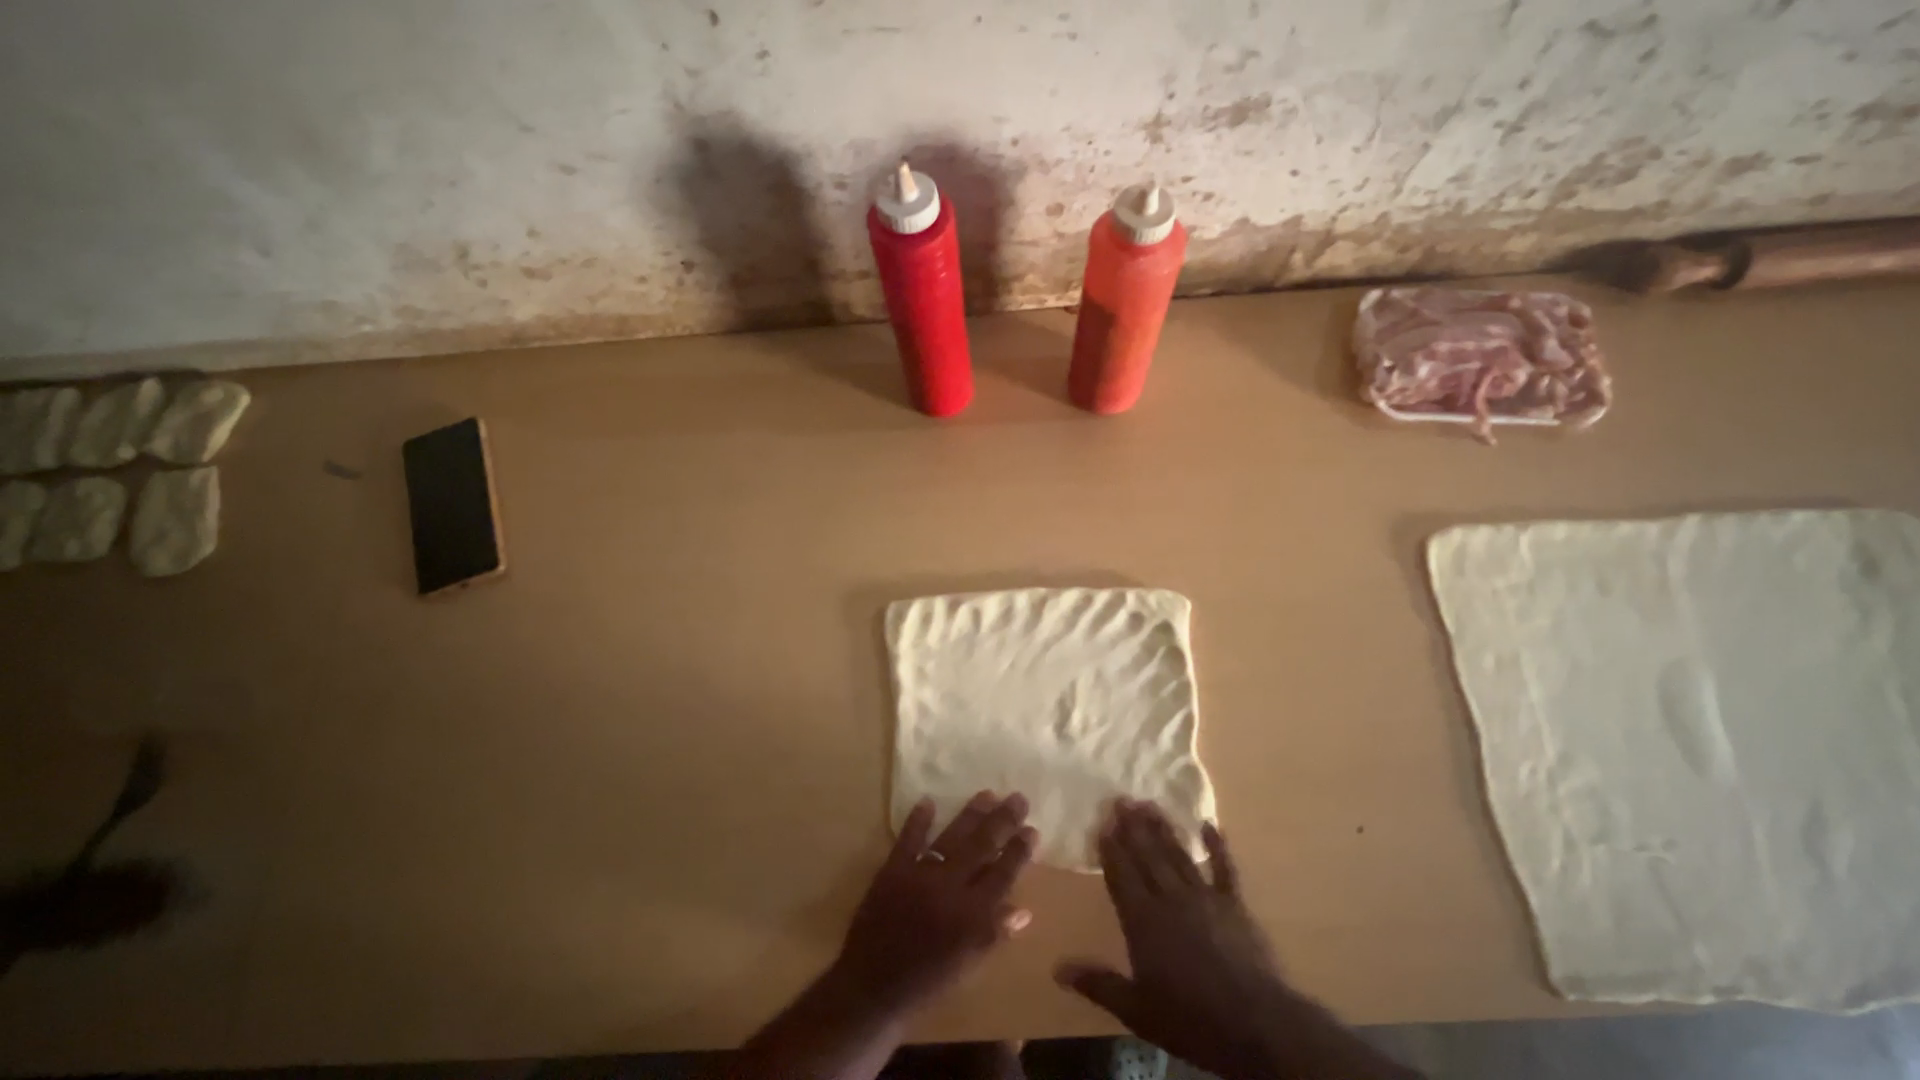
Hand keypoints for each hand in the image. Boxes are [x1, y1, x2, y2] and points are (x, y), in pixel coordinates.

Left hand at [833, 791, 1037, 1012]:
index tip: (1032, 829)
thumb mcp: (968, 966)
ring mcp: (920, 876)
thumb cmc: (927, 981)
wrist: (874, 986)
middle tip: (1018, 798)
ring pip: (951, 838)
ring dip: (970, 815)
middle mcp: (950, 889)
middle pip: (982, 847)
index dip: (1019, 851)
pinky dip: (918, 821)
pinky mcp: (892, 871)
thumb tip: (1024, 910)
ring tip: (987, 794)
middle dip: (1002, 821)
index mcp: (973, 915)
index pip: (1003, 874)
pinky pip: (908, 840)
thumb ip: (995, 935)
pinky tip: (928, 801)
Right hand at [1057, 801, 1417, 1079]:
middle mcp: (1170, 900)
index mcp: (1143, 921)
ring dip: (1163, 829)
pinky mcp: (1235, 905)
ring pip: (1178, 855)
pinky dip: (1217, 845)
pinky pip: (1224, 868)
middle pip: (1147, 857)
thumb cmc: (1190, 1019)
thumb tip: (1057, 969)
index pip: (1121, 875)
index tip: (1102, 821)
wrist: (1255, 1023)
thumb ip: (1098, 984)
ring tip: (1149, 804)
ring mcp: (1205, 898)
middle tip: (1122, 798)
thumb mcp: (1136, 1009)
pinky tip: (1209, 824)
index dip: (1110, 848)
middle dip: (1133, 827)